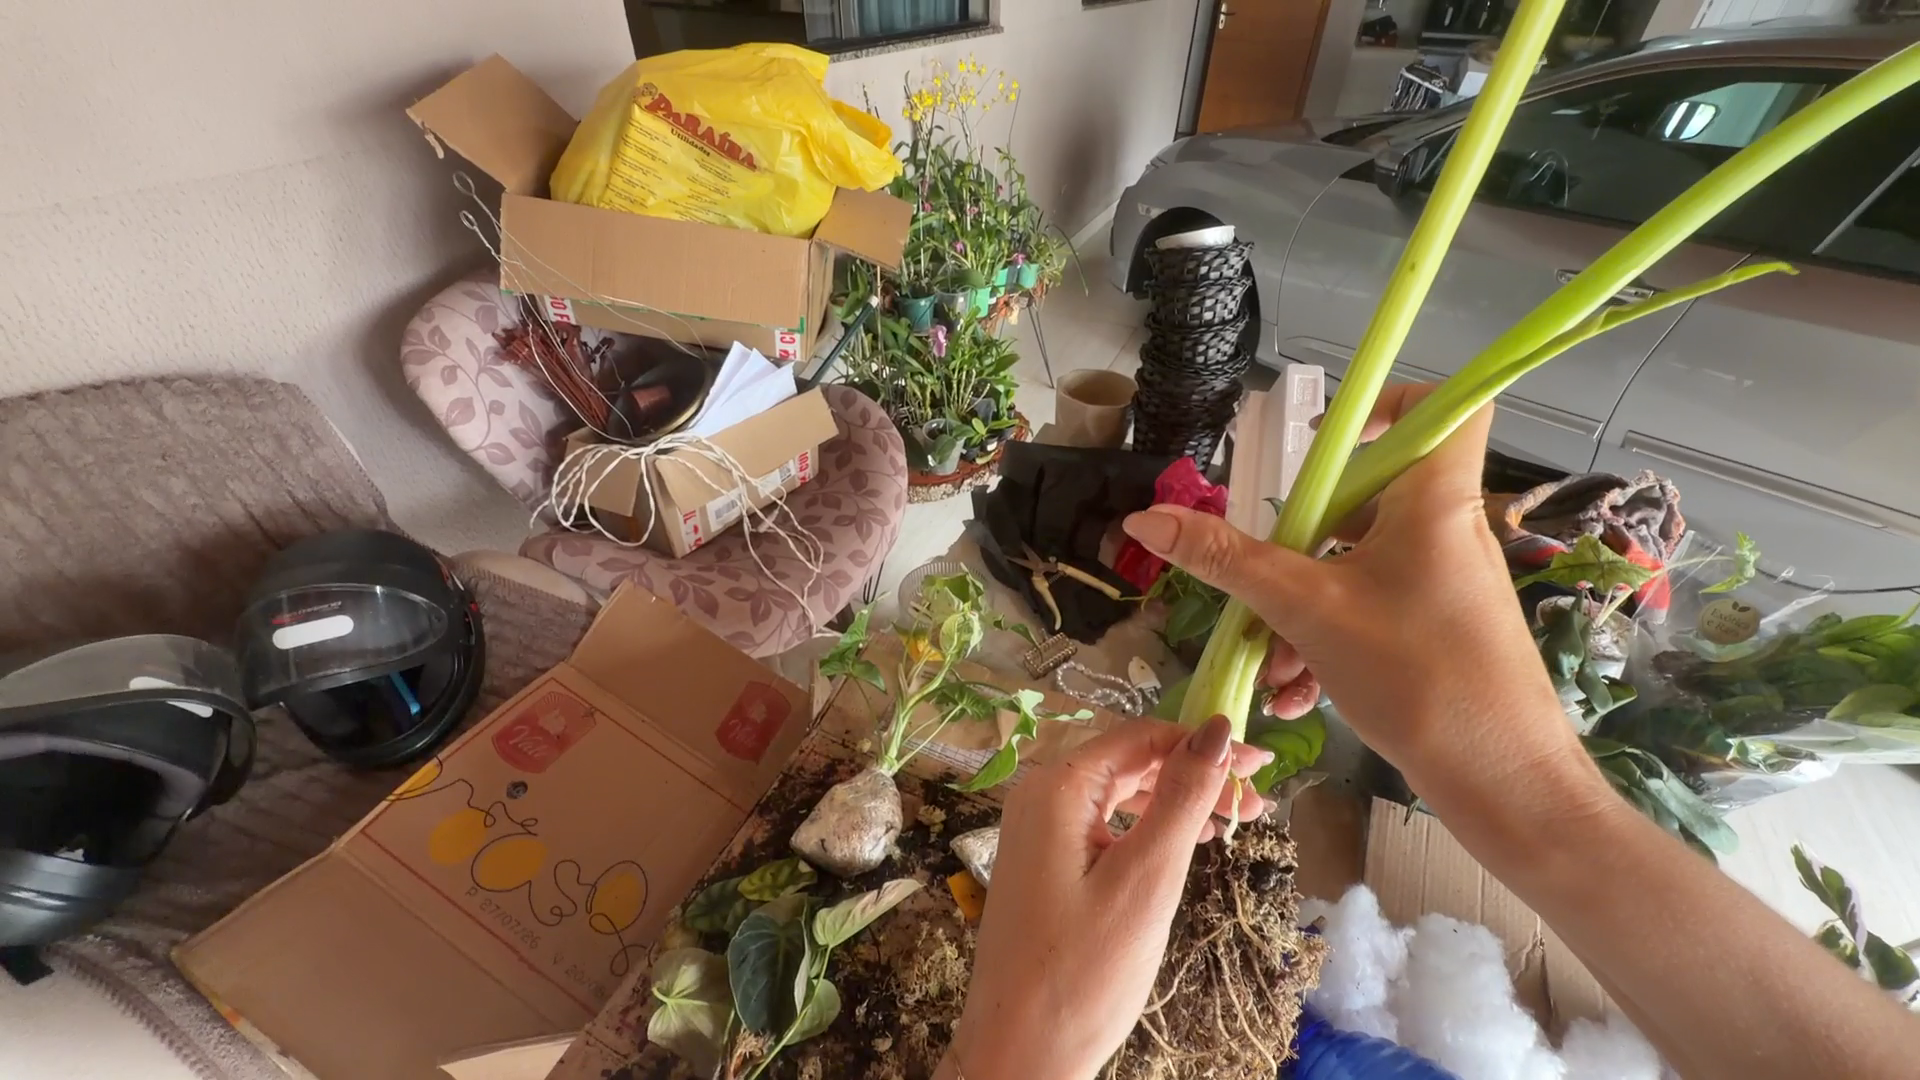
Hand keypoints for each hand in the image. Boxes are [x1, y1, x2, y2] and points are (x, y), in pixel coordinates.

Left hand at [939, 717, 1270, 1079]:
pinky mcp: (1044, 859)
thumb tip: (1218, 729)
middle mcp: (1040, 793)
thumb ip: (1182, 798)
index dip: (1201, 742)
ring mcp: (1038, 827)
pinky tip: (1184, 840)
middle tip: (1257, 800)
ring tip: (1232, 822)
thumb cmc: (1085, 970)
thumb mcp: (1145, 879)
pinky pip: (1103, 823)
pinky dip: (1146, 825)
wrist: (1018, 1054)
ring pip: (1118, 792)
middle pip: (1129, 761)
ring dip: (1174, 799)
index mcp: (1056, 786)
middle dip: (1193, 772)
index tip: (1261, 763)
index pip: (1139, 738)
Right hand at [1119, 386, 1582, 804]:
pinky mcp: (1437, 626)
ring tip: (1267, 661)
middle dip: (1298, 542)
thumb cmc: (1414, 674)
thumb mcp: (1304, 608)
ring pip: (1354, 564)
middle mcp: (1444, 529)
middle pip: (1364, 497)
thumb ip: (1225, 559)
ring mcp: (1442, 581)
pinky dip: (1325, 636)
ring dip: (1298, 605)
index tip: (1322, 444)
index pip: (1442, 408)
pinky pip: (1368, 607)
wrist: (1503, 786)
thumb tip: (1147, 519)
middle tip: (1262, 575)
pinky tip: (1292, 691)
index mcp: (1432, 501)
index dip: (1384, 405)